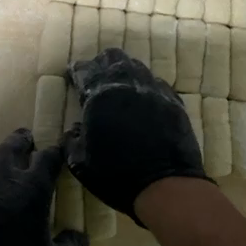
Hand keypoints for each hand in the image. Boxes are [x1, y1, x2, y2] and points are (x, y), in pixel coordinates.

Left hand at [0, 129, 88, 245]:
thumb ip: (69, 245)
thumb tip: (80, 237)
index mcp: (31, 193)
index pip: (47, 158)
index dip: (56, 150)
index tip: (62, 146)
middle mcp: (3, 186)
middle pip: (11, 149)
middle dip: (22, 142)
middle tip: (30, 142)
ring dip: (2, 161)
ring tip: (12, 167)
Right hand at [63, 48, 210, 222]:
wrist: (165, 186)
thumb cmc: (117, 176)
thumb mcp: (81, 163)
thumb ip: (72, 141)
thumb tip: (74, 130)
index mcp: (99, 96)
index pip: (84, 71)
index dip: (76, 71)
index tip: (73, 75)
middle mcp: (126, 85)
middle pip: (113, 58)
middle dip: (101, 64)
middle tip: (96, 76)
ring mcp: (153, 91)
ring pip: (137, 66)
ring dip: (125, 71)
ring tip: (121, 85)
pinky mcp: (174, 102)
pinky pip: (157, 83)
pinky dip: (146, 86)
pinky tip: (144, 99)